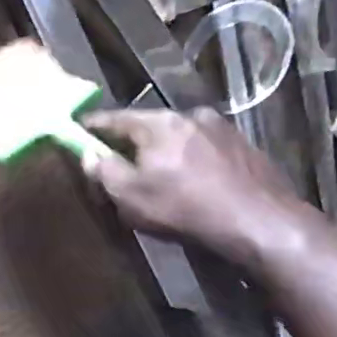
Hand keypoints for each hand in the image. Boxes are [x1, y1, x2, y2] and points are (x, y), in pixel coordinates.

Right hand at [80, 107, 320, 267]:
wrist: (258, 221)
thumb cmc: (182, 207)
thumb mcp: (129, 195)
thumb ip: (104, 170)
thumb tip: (89, 154)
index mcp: (158, 123)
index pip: (114, 118)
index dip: (93, 126)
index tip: (78, 130)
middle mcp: (190, 115)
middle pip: (148, 126)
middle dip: (131, 142)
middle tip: (118, 162)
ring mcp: (221, 128)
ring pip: (178, 137)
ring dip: (164, 151)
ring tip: (159, 176)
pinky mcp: (243, 145)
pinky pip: (203, 148)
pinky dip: (190, 160)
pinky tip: (191, 182)